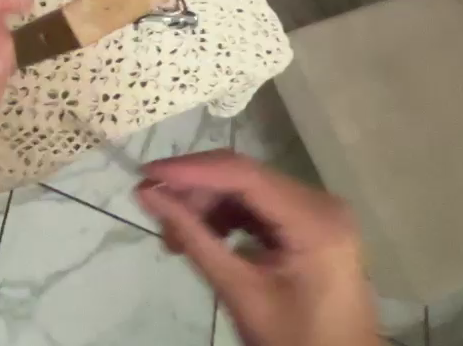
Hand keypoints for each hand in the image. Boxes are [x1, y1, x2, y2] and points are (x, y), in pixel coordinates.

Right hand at [136, 151, 375, 345]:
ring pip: (243, 188)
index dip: (189, 170)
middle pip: (241, 177)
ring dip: (204, 205)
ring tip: (174, 236)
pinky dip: (223, 217)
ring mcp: (315, 213)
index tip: (144, 175)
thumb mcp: (241, 293)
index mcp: (314, 220)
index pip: (241, 174)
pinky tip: (202, 238)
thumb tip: (145, 193)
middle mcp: (319, 203)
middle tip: (155, 211)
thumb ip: (193, 237)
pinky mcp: (307, 225)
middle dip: (193, 191)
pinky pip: (255, 205)